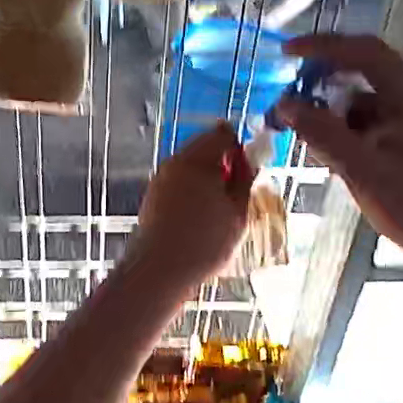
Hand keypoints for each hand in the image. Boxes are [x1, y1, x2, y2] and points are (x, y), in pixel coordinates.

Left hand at [128, 122, 254, 287]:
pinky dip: (192, 191)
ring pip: (190, 167)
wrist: (160, 267)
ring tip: (221, 209)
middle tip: (238, 192)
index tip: (249, 169)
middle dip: (223, 163)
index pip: (222, 134)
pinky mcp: (153, 195)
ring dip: (207, 178)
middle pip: (204, 148)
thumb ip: (244, 180)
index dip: (239, 147)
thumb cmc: (205, 241)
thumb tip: (248, 162)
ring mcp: (161, 178)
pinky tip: (200, 217)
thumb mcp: (238, 212)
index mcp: (196, 159)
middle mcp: (175, 162)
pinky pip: (178, 182)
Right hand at [273, 36, 402, 278]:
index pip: (365, 51)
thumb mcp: (364, 173)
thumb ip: (323, 134)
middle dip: (325, 85)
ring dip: (339, 112)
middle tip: (292, 102)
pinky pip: (384, 119)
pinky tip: (342, 155)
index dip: (323, 46)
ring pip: (373, 99)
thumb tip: (283, 104)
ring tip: (316, 142)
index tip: (286, 52)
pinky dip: (356, 128)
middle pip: (367, 73)